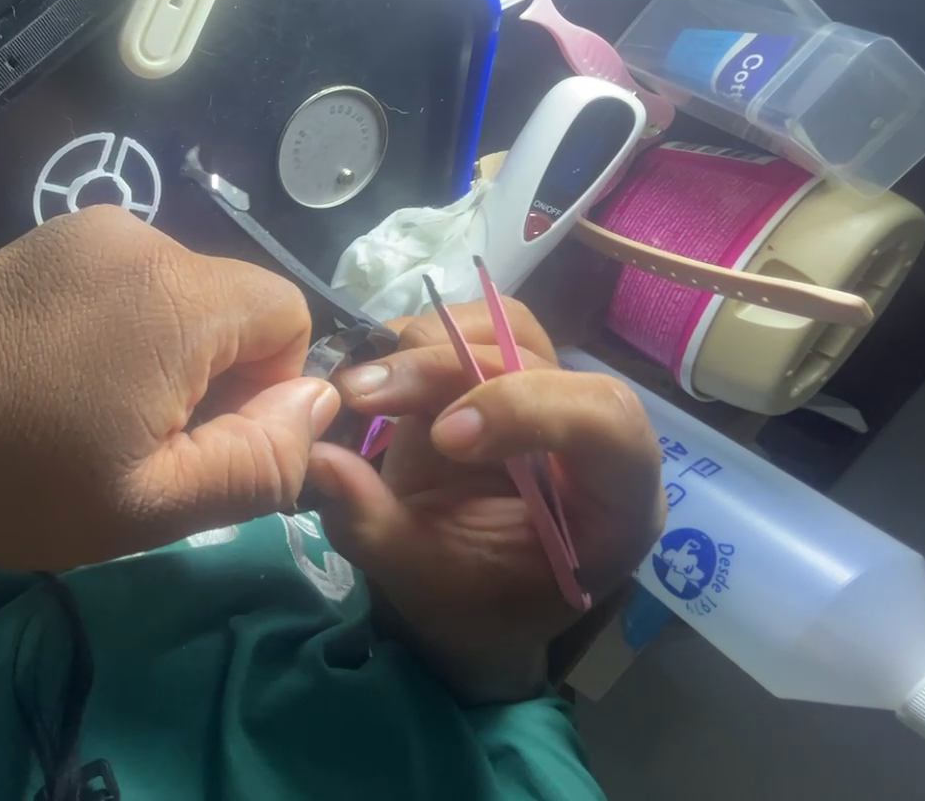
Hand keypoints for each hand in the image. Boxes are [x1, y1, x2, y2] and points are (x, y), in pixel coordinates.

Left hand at [0, 206, 339, 570]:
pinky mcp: (44, 236)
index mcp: (173, 295)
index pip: (288, 312)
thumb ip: (258, 460)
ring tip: (91, 400)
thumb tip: (318, 401)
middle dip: (214, 369)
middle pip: (231, 301)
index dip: (266, 384)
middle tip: (137, 430)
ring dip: (165, 347)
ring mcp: (83, 227)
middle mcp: (136, 235)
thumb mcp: (150, 506)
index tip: (199, 433)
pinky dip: (121, 321)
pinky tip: (60, 365)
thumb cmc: (12, 482)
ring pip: (179, 289)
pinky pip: (124, 276)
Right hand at [307, 300, 663, 701]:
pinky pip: (457, 329)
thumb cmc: (465, 598)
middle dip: (437, 370)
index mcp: (610, 498)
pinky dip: (406, 345)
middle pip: (529, 359)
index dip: (524, 408)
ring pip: (495, 326)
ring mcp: (533, 392)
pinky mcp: (485, 376)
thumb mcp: (415, 574)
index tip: (443, 439)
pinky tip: (371, 380)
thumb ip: (369, 521)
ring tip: (361, 390)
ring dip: (419, 349)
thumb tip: (314, 456)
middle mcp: (583, 432)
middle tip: (357, 396)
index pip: (606, 421)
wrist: (461, 588)